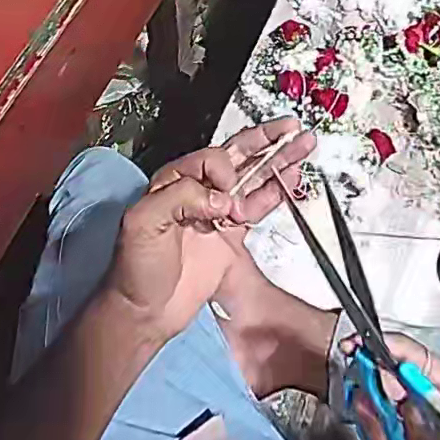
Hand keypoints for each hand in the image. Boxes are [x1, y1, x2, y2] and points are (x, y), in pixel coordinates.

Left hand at [104, 120, 314, 340]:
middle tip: (291, 127)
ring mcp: (218, 210)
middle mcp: (199, 189)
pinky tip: (292, 175)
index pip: (211, 159)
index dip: (224, 174)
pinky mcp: (231, 232)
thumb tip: (223, 199)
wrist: (146, 311)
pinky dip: (277, 190)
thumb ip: (182, 197)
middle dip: (267, 140)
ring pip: (254, 177)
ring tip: (304, 144)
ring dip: (279, 159)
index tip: (225, 202)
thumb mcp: (144, 222)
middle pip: (238, 156)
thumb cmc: (135, 267)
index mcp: (176, 180)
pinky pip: (259, 204)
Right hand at [349, 334, 439, 439]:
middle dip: (375, 391)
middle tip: (372, 423)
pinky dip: (380, 436)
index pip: (422, 359)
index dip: (388, 349)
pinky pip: (393, 427)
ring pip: (390, 399)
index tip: (358, 349)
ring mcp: (436, 424)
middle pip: (397, 374)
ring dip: (375, 417)